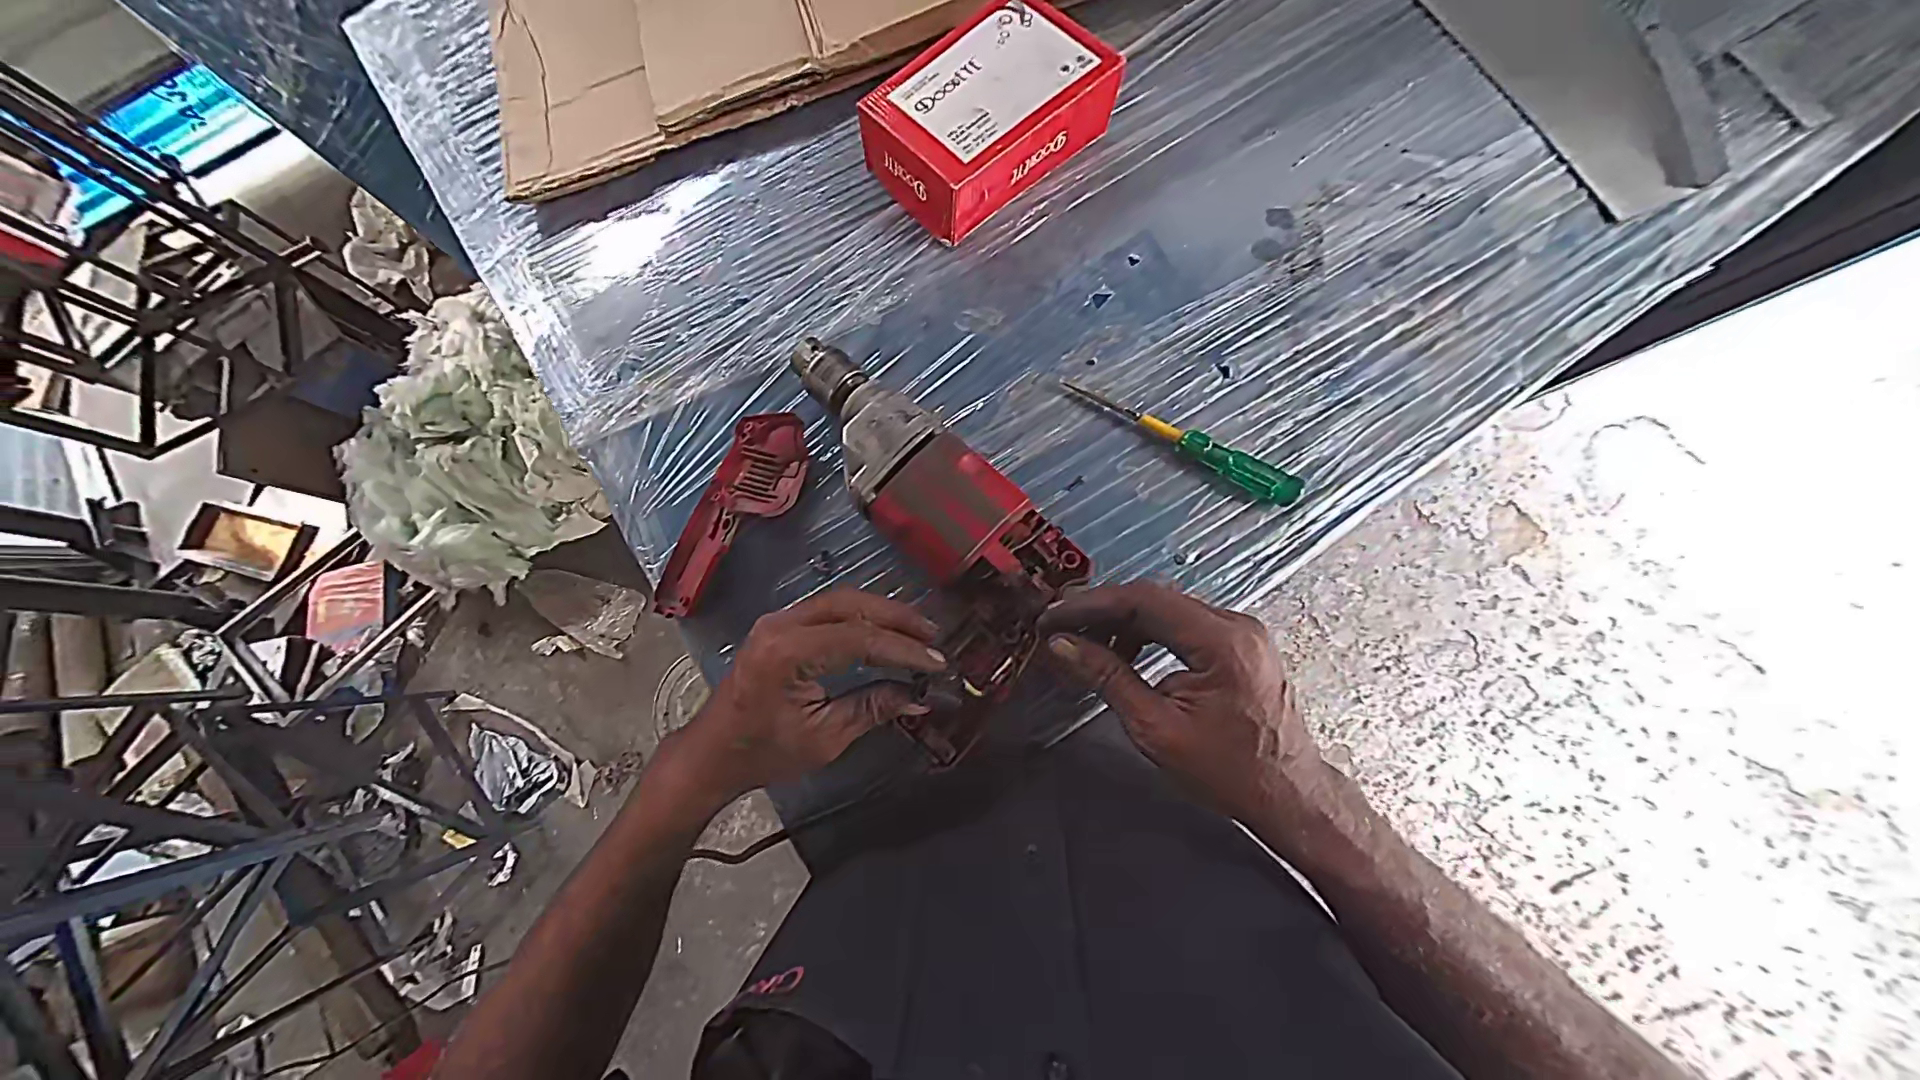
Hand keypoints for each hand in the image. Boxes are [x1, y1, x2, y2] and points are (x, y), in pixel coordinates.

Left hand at [668, 589, 946, 802]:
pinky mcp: (780, 625)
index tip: (935, 663)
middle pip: (851, 604)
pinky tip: (885, 631)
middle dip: (897, 618)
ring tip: (917, 632)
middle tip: (932, 636)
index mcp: (787, 653)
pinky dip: (862, 617)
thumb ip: (873, 708)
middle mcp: (781, 625)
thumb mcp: (824, 738)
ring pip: (841, 600)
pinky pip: (829, 610)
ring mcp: (778, 620)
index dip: (903, 649)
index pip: (858, 638)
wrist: (712, 753)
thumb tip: (918, 698)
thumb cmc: (763, 753)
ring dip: (882, 613)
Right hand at [1037, 581, 1323, 819]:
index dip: (1090, 604)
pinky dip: (1145, 633)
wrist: (1289, 795)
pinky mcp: (1236, 643)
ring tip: (1084, 642)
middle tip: (1059, 625)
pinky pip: (1181, 624)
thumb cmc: (1230, 772)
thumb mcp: (1157, 728)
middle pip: (1154, 598)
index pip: (1144, 601)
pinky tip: (1123, 653)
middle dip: (1101, 610)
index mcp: (1222, 641)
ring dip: (1121, 622)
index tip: (1054, 616)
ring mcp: (1239, 631)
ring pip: (1165, 609)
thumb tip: (1063, 645)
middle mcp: (1235, 624)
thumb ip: (1108, 678)